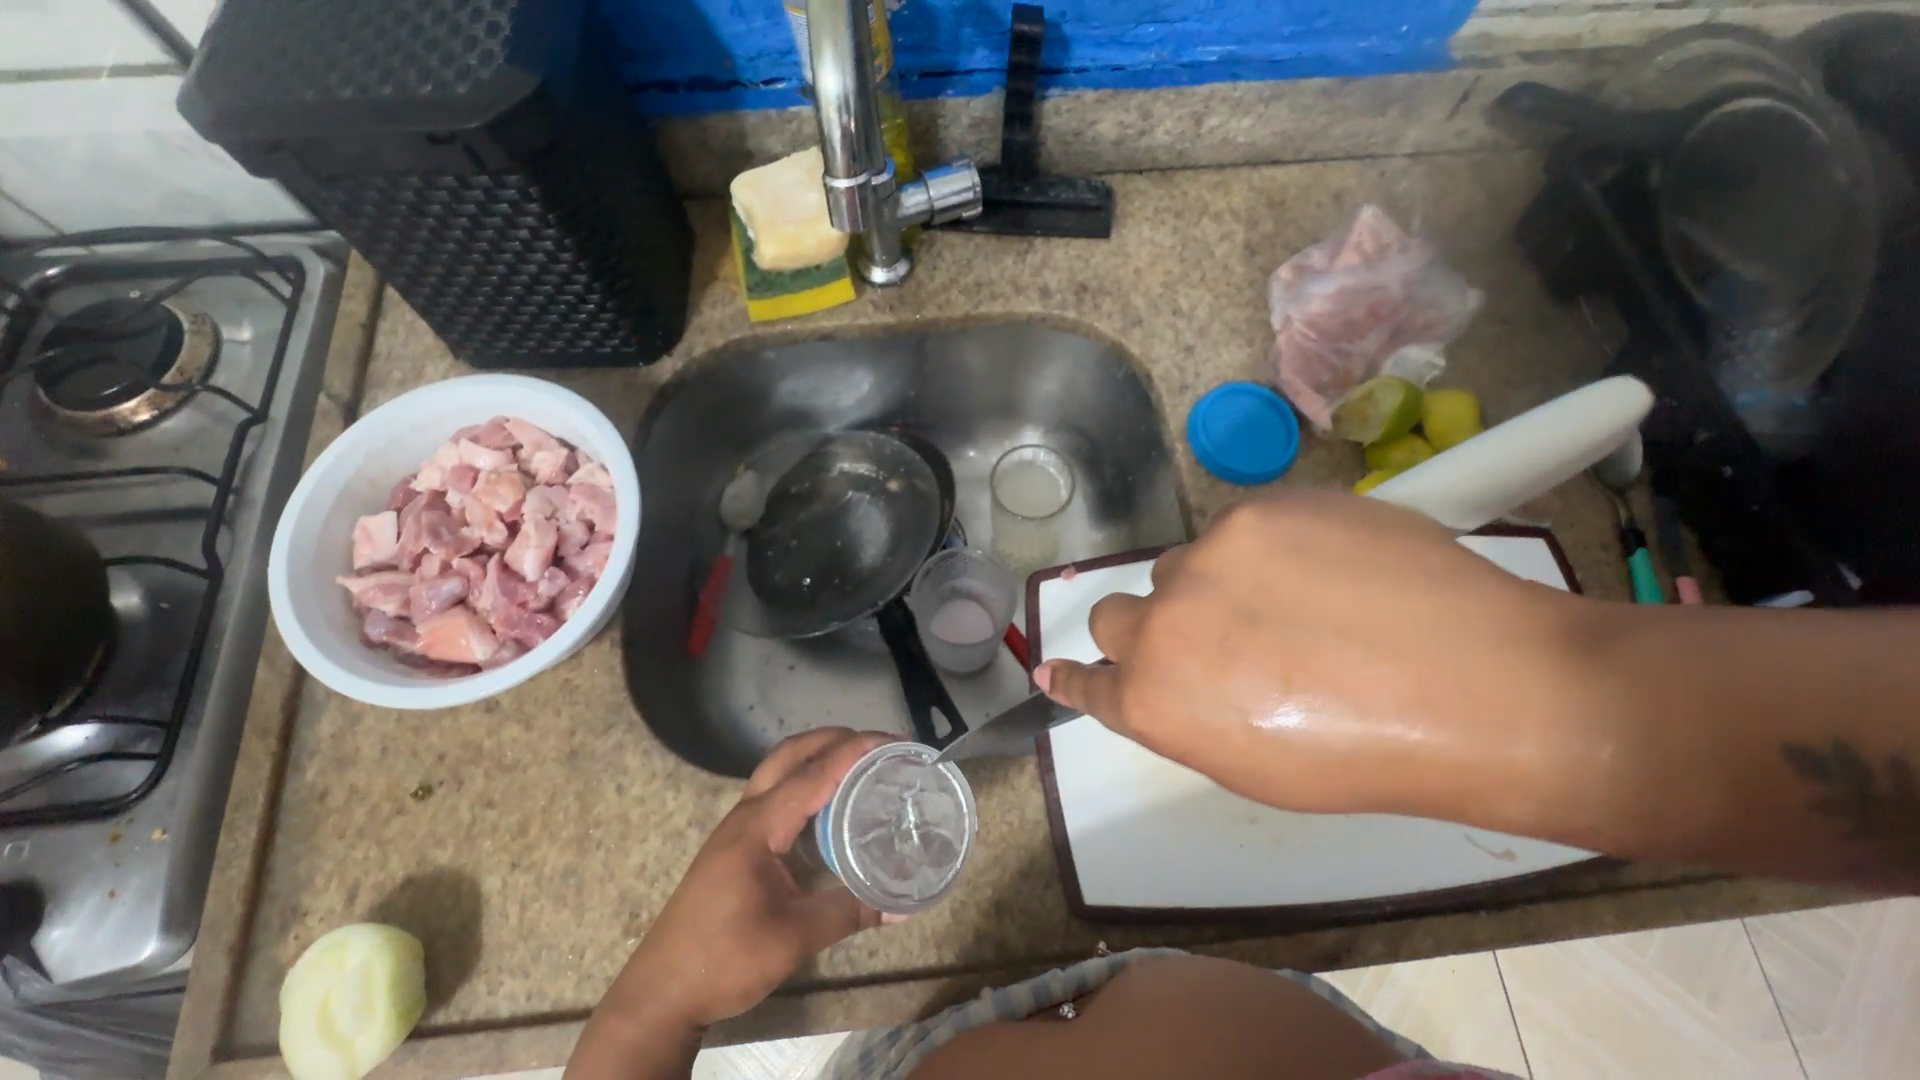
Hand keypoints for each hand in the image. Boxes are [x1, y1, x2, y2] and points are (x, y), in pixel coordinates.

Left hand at [623, 728, 896, 1029]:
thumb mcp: (794, 938)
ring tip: (860, 767)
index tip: (894, 741)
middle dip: (833, 739)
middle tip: (878, 745)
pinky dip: (805, 785)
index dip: (855, 751)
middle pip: (789, 755)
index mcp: (759, 827)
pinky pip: (775, 798)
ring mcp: (737, 831)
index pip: (813, 773)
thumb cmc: (724, 960)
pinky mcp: (735, 848)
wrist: (662, 993)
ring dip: (817, 759)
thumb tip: (901, 906)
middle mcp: (746, 816)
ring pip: (778, 773)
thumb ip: (848, 913)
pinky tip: (829, 810)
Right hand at [1036, 493, 1603, 830]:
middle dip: (1154, 628)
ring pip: (1182, 564)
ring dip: (1213, 585)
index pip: (1089, 677)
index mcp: (1155, 700)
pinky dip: (1263, 550)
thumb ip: (1183, 717)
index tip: (1055, 667)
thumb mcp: (1251, 763)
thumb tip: (1146, 685)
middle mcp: (1162, 622)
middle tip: (1218, 640)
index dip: (1075, 674)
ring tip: (1295, 606)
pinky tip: (1325, 572)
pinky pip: (1237, 529)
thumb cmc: (1365, 756)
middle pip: (1117, 612)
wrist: (1478, 687)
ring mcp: (1210, 556)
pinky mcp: (1262, 508)